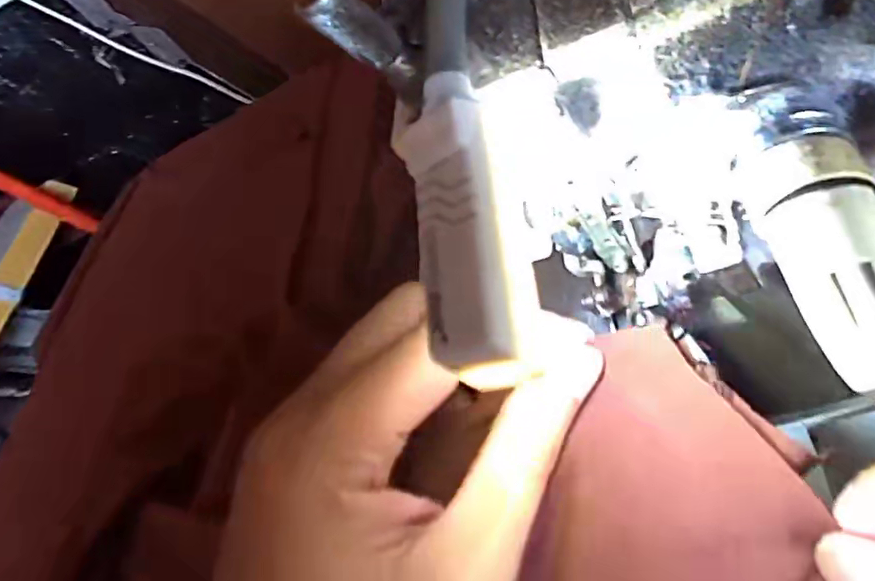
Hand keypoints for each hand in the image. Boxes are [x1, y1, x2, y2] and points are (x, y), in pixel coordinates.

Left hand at [216, 283, 603, 580]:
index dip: (513, 329)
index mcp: (326, 440)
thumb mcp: (471, 560)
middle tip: (547, 364)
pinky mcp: (304, 453)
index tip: (573, 346)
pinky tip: (472, 422)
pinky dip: (438, 379)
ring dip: (466, 349)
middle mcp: (300, 415)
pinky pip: (382, 376)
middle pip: (410, 317)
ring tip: (519, 391)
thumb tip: (579, 357)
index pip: (439, 336)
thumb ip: (526, 446)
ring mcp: (294, 432)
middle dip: (488, 326)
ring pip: (397, 338)